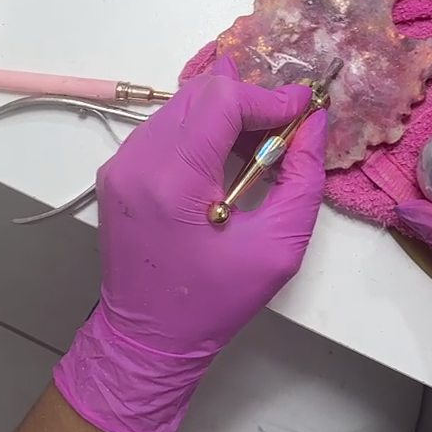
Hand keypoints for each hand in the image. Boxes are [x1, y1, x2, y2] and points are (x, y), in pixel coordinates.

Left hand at [53, 58, 326, 431]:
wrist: (146, 338)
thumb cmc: (214, 301)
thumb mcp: (278, 248)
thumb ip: (303, 178)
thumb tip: (314, 123)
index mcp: (173, 180)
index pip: (222, 100)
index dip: (268, 97)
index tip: (303, 108)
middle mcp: (138, 161)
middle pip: (200, 93)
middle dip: (250, 100)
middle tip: (285, 125)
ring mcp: (120, 163)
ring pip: (181, 104)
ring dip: (225, 112)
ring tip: (258, 142)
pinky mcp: (117, 170)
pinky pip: (165, 126)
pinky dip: (200, 128)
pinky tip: (223, 155)